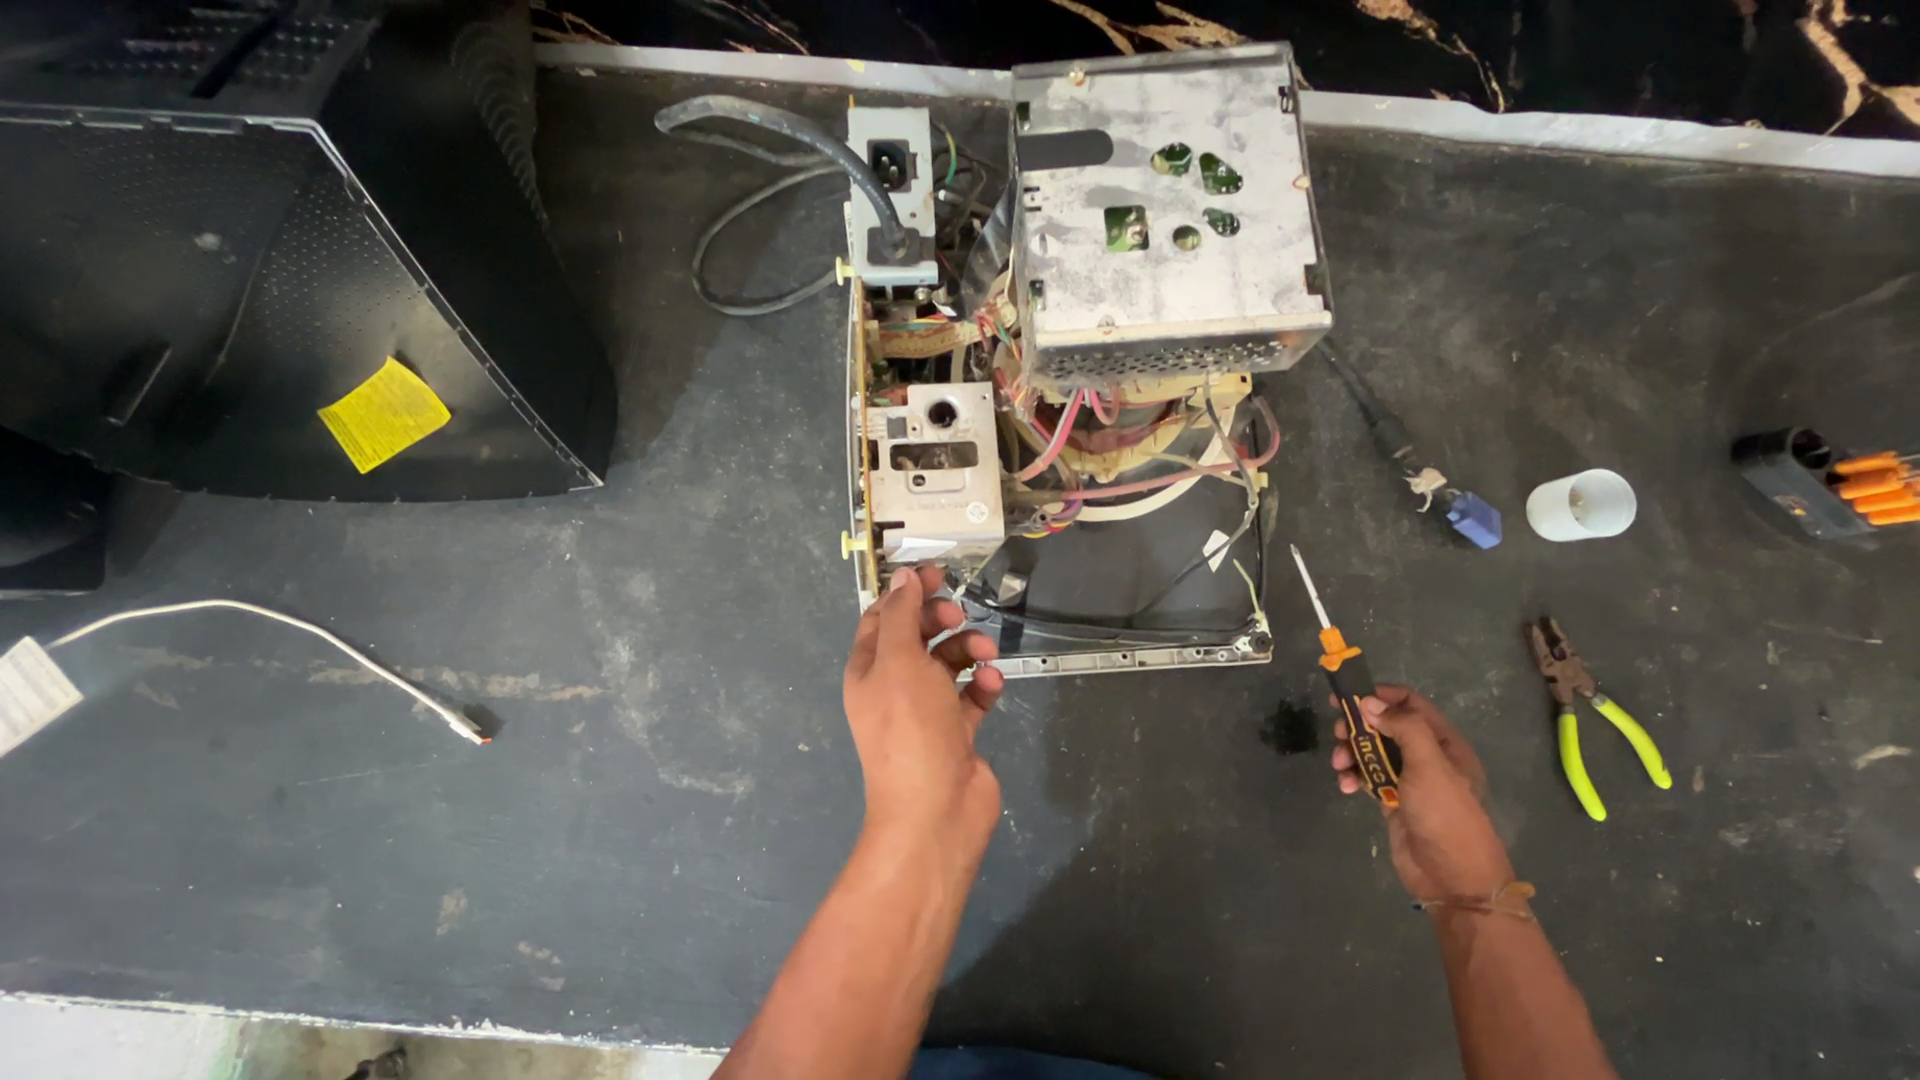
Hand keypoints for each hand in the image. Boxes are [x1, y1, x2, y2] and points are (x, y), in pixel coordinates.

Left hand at [844, 566, 1005, 850]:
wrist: (934, 810)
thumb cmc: (910, 728)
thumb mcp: (899, 663)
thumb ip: (901, 617)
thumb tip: (902, 577)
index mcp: (869, 670)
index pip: (882, 618)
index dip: (907, 594)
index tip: (937, 575)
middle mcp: (894, 688)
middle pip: (917, 637)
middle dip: (940, 620)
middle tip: (957, 615)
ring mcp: (926, 712)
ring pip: (949, 664)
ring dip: (968, 650)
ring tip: (986, 654)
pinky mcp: (957, 732)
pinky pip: (971, 696)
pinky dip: (983, 686)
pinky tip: (992, 685)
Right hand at [1330, 685, 1515, 900]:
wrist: (1452, 877)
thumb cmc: (1445, 815)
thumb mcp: (1429, 766)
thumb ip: (1403, 728)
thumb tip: (1369, 702)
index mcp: (1444, 743)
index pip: (1411, 704)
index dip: (1381, 696)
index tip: (1349, 697)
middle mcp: (1426, 757)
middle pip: (1385, 726)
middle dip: (1359, 726)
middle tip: (1338, 732)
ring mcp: (1409, 780)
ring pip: (1372, 752)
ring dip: (1351, 753)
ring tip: (1338, 765)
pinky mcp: (1392, 800)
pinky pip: (1367, 777)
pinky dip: (1353, 777)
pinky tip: (1345, 787)